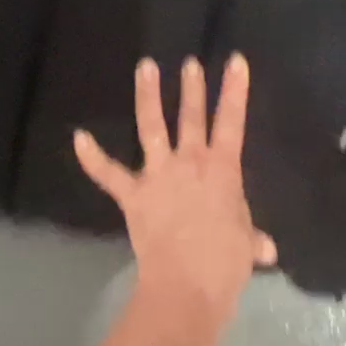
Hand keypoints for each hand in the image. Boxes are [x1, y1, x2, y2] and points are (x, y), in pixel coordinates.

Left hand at [74, 55, 275, 324]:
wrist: (187, 284)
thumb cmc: (225, 261)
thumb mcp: (246, 245)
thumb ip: (253, 239)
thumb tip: (266, 249)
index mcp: (223, 169)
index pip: (232, 121)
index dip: (235, 90)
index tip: (235, 60)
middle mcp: (190, 162)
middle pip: (191, 117)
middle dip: (192, 88)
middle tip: (190, 63)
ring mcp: (158, 175)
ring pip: (151, 127)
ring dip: (147, 96)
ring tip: (145, 67)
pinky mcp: (133, 195)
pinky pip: (108, 173)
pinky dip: (92, 157)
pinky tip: (78, 138)